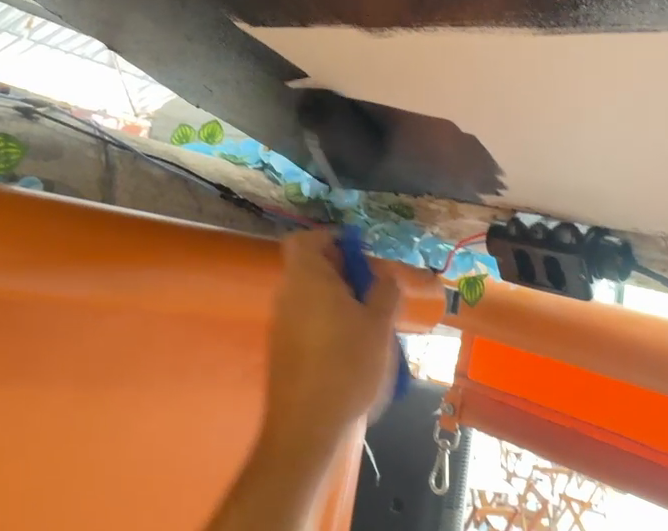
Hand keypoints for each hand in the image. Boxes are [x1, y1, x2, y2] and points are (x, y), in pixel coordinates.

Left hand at [261, 228, 403, 453]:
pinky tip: (350, 350)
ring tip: (368, 323)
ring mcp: (280, 322)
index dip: (332, 240)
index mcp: (307, 276)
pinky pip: (305, 321)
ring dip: (337, 300)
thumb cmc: (346, 365)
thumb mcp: (378, 325)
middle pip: (311, 267)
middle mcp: (287, 293)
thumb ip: (385, 292)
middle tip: (373, 292)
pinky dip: (326, 324)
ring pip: (310, 296)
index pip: (307, 240)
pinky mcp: (281, 349)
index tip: (361, 256)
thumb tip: (387, 275)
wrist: (306, 426)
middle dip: (343, 273)